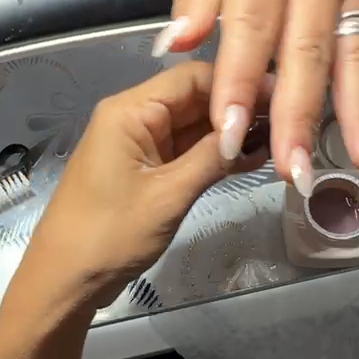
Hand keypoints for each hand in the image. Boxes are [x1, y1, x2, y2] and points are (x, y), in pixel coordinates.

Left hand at [18, 61, 267, 309]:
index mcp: (131, 110)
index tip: (285, 94)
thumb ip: (211, 158)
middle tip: (292, 118)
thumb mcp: (168, 195)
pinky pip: (186, 152)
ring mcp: (141, 145)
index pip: (194, 77)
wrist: (65, 281)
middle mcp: (136, 117)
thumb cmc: (109, 235)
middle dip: (241, 108)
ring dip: (232, 134)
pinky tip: (253, 158)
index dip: (239, 83)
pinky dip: (215, 156)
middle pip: (196, 99)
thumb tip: (255, 128)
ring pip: (195, 127)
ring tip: (283, 138)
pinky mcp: (147, 171)